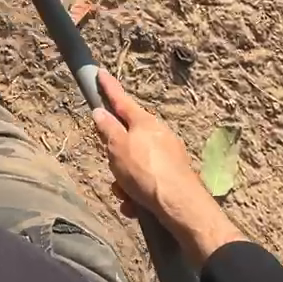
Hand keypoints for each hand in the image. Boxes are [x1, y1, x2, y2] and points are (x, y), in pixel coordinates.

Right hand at [91, 69, 243, 266]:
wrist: (182, 209)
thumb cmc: (146, 172)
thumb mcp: (118, 148)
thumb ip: (107, 129)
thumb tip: (101, 112)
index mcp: (145, 122)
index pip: (121, 99)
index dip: (108, 87)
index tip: (100, 72)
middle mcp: (158, 135)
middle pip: (127, 138)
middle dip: (115, 155)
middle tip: (112, 166)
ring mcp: (168, 158)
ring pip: (135, 162)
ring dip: (124, 179)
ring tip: (125, 195)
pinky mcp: (173, 179)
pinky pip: (147, 181)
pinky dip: (137, 192)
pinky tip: (134, 206)